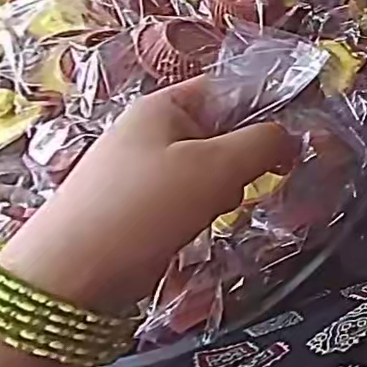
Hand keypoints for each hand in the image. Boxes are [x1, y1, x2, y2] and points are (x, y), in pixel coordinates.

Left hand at [0, 77, 296, 312]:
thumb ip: (263, 143)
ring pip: (213, 165)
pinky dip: (207, 204)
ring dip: (228, 184)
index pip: (230, 89)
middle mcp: (153, 130)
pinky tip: (202, 221)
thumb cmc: (146, 206)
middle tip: (254, 177)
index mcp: (164, 105)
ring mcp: (147, 167)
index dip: (266, 107)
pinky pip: (195, 192)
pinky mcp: (146, 203)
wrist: (71, 278)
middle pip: (224, 129)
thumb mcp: (216, 166)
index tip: (295, 136)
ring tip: (218, 205)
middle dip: (246, 155)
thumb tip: (292, 137)